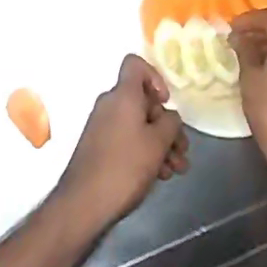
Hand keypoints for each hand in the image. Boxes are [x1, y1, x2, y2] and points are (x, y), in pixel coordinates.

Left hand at [56, 55, 189, 225]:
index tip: (165, 101)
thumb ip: (170, 123)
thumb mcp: (157, 143)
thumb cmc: (125, 165)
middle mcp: (110, 104)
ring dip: (160, 143)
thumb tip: (169, 117)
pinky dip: (145, 151)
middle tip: (182, 149)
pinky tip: (160, 175)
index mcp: (122, 94)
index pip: (135, 65)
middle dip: (166, 124)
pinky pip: (127, 138)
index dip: (154, 77)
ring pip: (138, 124)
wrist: (84, 201)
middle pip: (143, 100)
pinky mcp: (100, 145)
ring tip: (176, 169)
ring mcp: (103, 125)